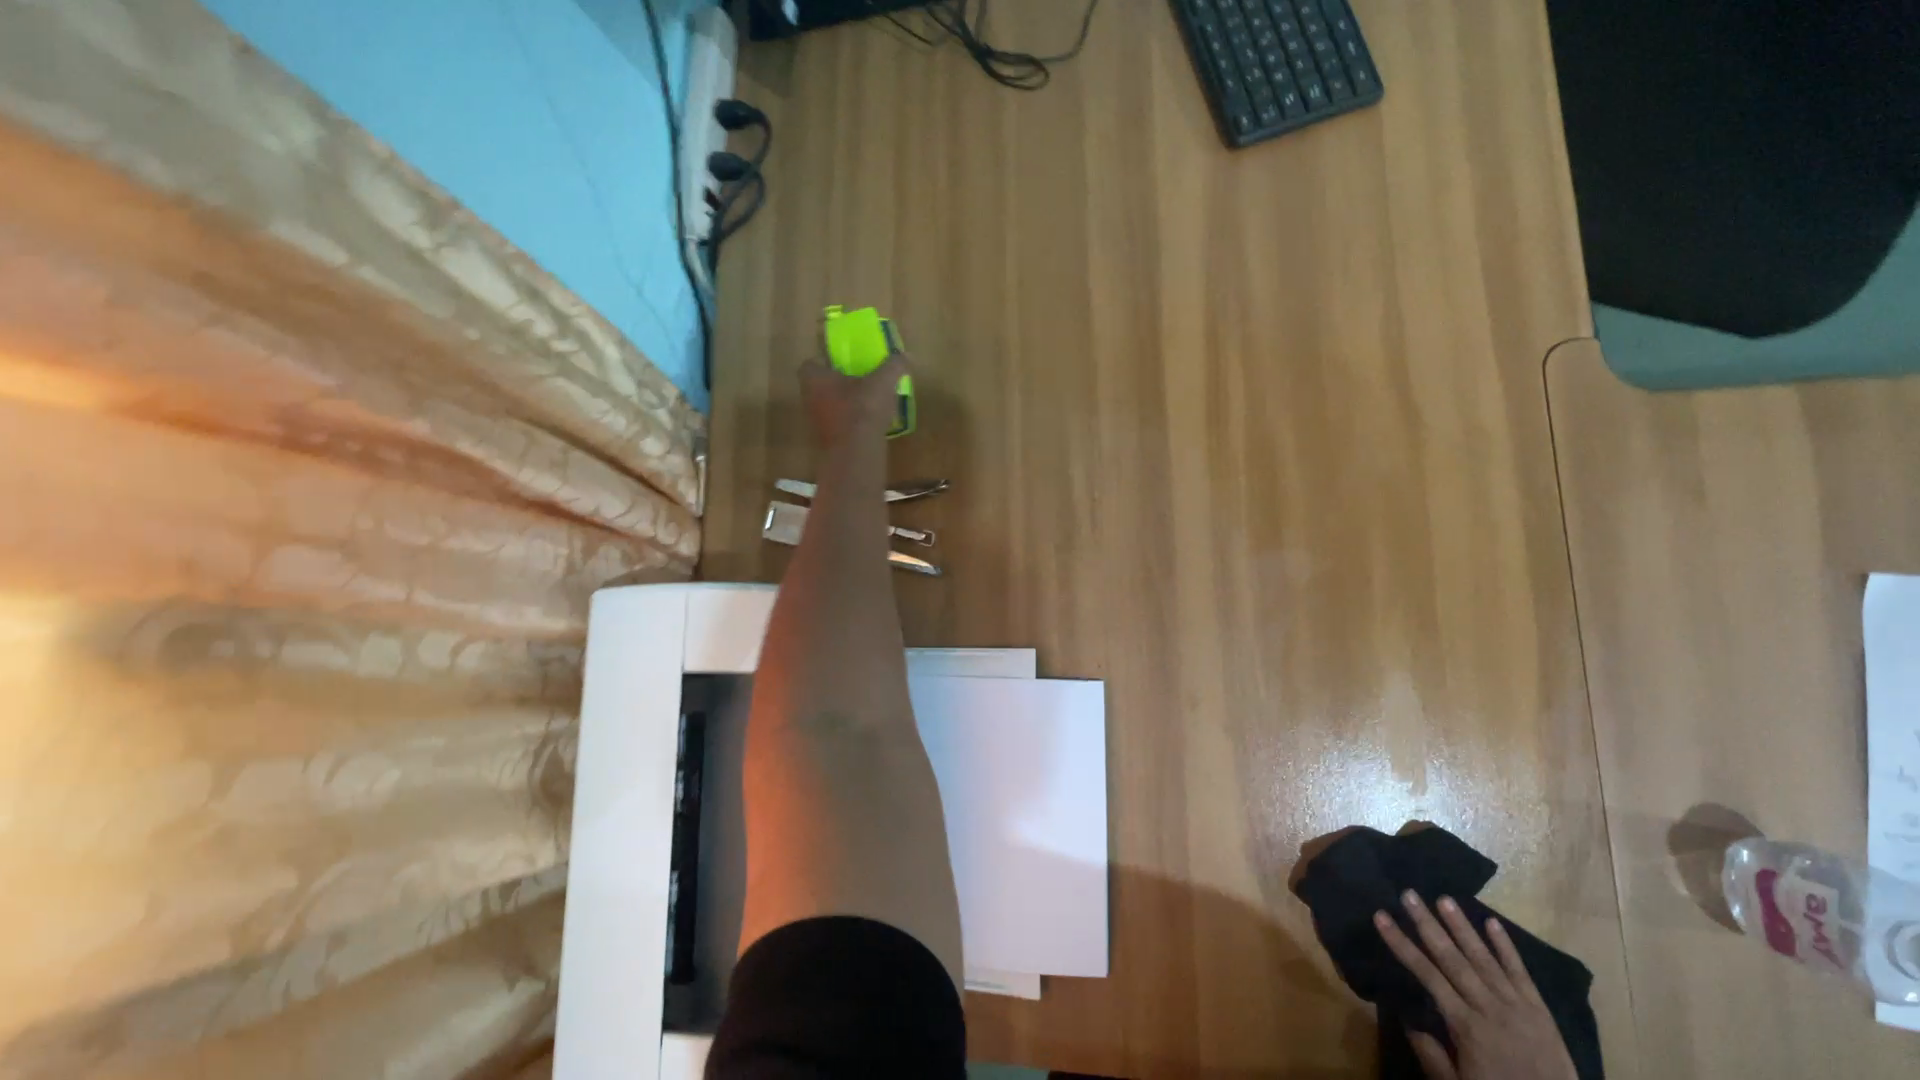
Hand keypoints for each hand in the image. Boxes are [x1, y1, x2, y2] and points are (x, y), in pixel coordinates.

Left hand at [799, 354, 907, 448]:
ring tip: (867, 403)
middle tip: (859, 381)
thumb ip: (894, 366)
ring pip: (828, 407)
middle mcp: (808, 399)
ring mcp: (815, 423)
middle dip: (838, 383)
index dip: (826, 361)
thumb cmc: (863, 409)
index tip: (844, 363)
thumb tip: (907, 355)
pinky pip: (836, 426)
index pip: (811, 363)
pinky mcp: (825, 442)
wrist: (855, 454)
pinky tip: (868, 425)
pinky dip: (849, 424)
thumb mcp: (884, 382)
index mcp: (814, 378)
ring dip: (844, 404)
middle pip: (820, 386)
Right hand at [1374, 891, 1577, 1079]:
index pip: (1426, 975)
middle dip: (1428, 925)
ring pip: (1484, 958)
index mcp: (1465, 1026)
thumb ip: (1431, 1054)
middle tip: (1409, 894)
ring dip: (1462, 927)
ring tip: (1444, 898)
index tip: (1382, 917)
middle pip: (1452, 958)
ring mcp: (1517, 1005)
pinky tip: (1492, 923)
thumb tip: (1407, 1018)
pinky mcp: (1541, 1009)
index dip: (1402, 944)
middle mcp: (1489, 1007)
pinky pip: (1521, 972)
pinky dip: (1507, 947)